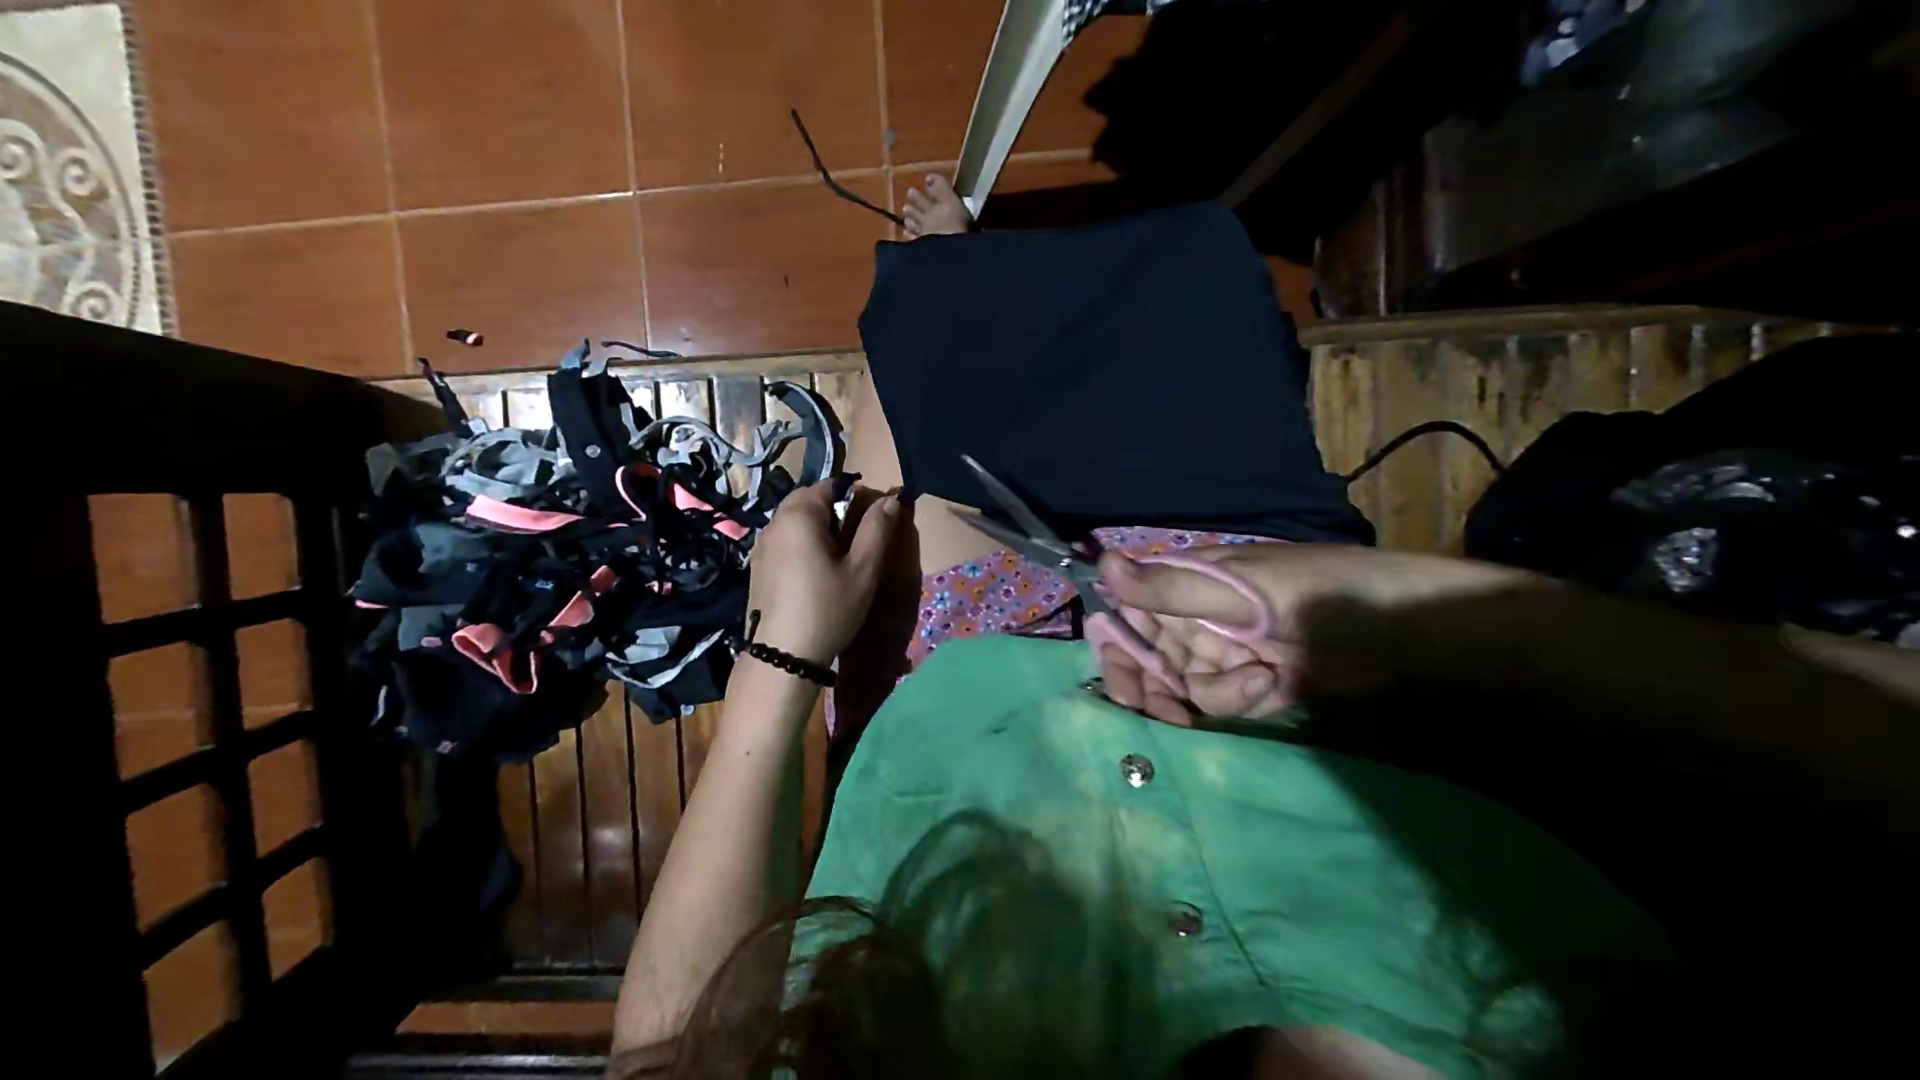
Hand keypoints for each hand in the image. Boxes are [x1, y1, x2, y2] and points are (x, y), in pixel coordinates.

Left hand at [746, 482, 898, 663]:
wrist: (782, 657)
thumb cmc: (828, 608)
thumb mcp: (862, 570)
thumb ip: (877, 529)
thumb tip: (891, 499)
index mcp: (799, 515)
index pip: (832, 484)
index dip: (859, 495)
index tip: (877, 519)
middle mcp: (774, 522)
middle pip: (810, 500)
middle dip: (837, 510)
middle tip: (860, 539)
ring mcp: (761, 545)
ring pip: (796, 521)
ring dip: (820, 527)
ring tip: (841, 557)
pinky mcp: (757, 567)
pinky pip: (785, 541)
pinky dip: (803, 544)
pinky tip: (816, 572)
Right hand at [1095, 544, 1527, 726]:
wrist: (1402, 629)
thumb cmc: (1317, 592)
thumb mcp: (1241, 591)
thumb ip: (1171, 588)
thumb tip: (1102, 564)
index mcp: (1183, 586)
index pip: (1127, 618)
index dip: (1116, 651)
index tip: (1120, 685)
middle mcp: (1192, 620)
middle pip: (1146, 661)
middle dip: (1149, 689)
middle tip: (1163, 713)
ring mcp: (1220, 653)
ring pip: (1180, 688)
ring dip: (1205, 695)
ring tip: (1251, 685)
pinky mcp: (1247, 683)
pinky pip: (1217, 702)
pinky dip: (1236, 701)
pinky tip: (1267, 686)